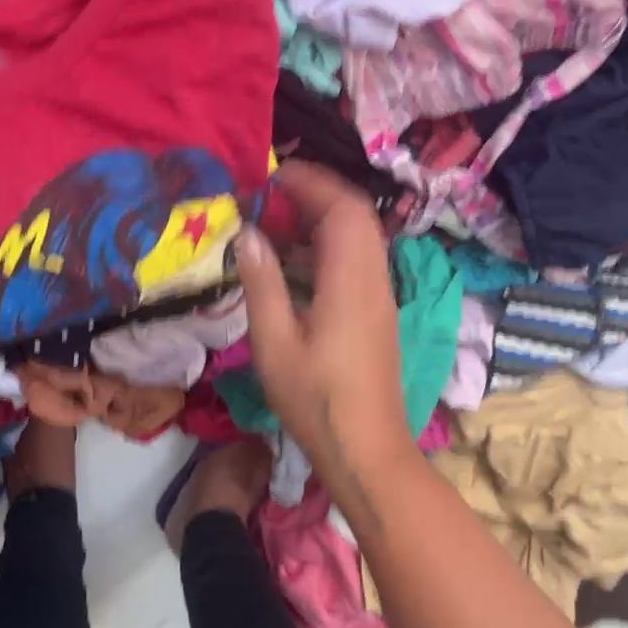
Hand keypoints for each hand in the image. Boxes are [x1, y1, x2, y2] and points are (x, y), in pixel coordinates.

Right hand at [237, 161, 412, 480]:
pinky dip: (328, 242)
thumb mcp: (274, 342)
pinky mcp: (377, 310)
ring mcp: (380, 295)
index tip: (270, 176)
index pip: (341, 207)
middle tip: (269, 193)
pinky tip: (294, 260)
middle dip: (315, 191)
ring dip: (321, 215)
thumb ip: (262, 282)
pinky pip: (357, 256)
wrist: (368, 451)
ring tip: (275, 220)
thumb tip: (248, 232)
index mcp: (350, 280)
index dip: (309, 182)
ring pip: (359, 234)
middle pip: (355, 213)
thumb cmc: (316, 399)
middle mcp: (373, 278)